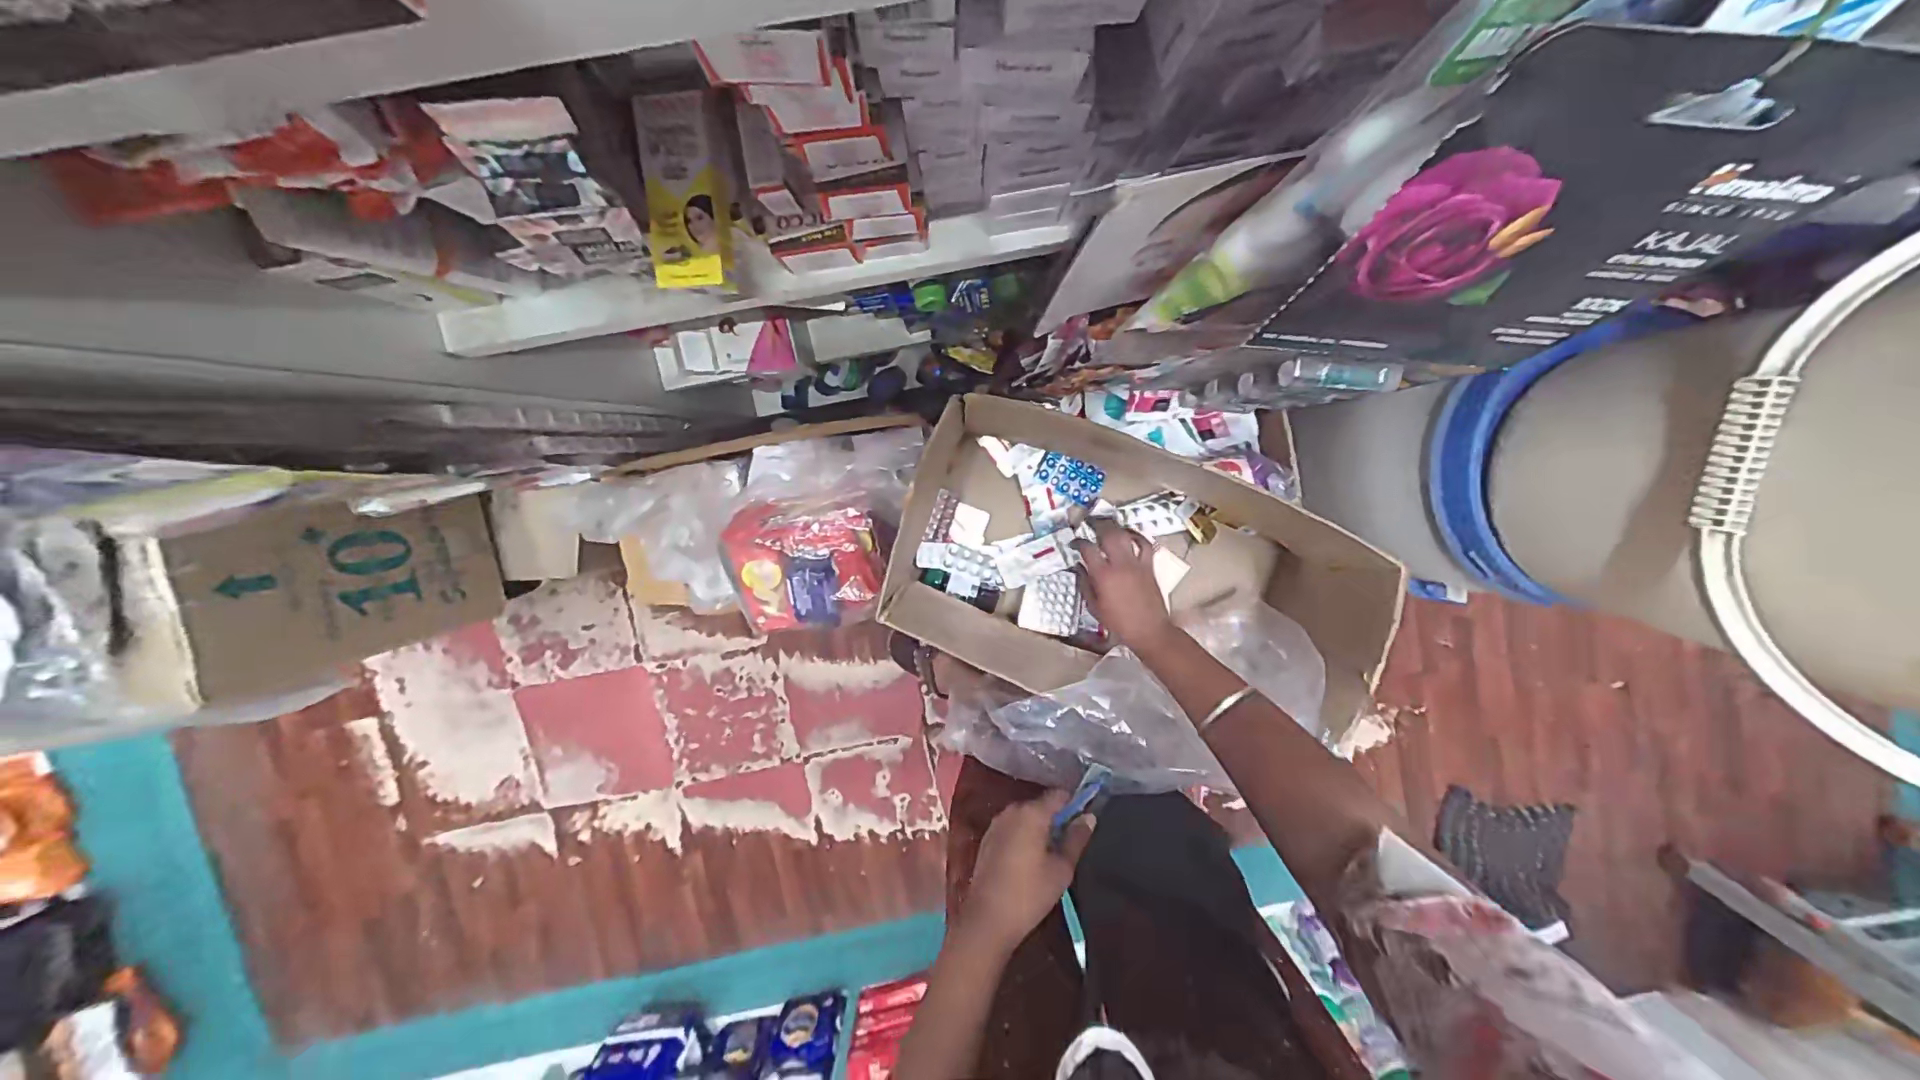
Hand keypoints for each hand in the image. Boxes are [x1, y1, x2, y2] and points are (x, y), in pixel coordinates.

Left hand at [956, 790, 1095, 952]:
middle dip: (1057, 818)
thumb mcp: (1062, 868)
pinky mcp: (987, 838)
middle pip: (1041, 804)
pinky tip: (1029, 860)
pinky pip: (1012, 827)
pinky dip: (1023, 835)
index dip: (1074, 804)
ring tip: (1051, 854)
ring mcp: (996, 823)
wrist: (987, 919)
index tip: (1084, 821)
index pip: (1059, 795)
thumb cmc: (1030, 893)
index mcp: (1031, 813)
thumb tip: (1089, 816)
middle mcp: (1011, 810)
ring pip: (1026, 816)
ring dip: (1040, 828)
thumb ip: (1076, 838)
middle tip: (1070, 843)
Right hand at [1073, 521, 1175, 648]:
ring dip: (1115, 527)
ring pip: (1125, 535)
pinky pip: (1145, 544)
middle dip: (1097, 525)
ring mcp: (1136, 563)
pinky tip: (1130, 535)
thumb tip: (1078, 567)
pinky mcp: (1149, 566)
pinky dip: (1137, 536)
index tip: (1073, 543)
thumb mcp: (1094, 607)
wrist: (1149, 630)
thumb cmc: (1118, 622)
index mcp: (1103, 575)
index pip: (1087, 548)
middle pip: (1108, 534)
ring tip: (1107, 525)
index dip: (1078, 542)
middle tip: (1089, 523)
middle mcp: (1120, 564)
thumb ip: (1084, 584)